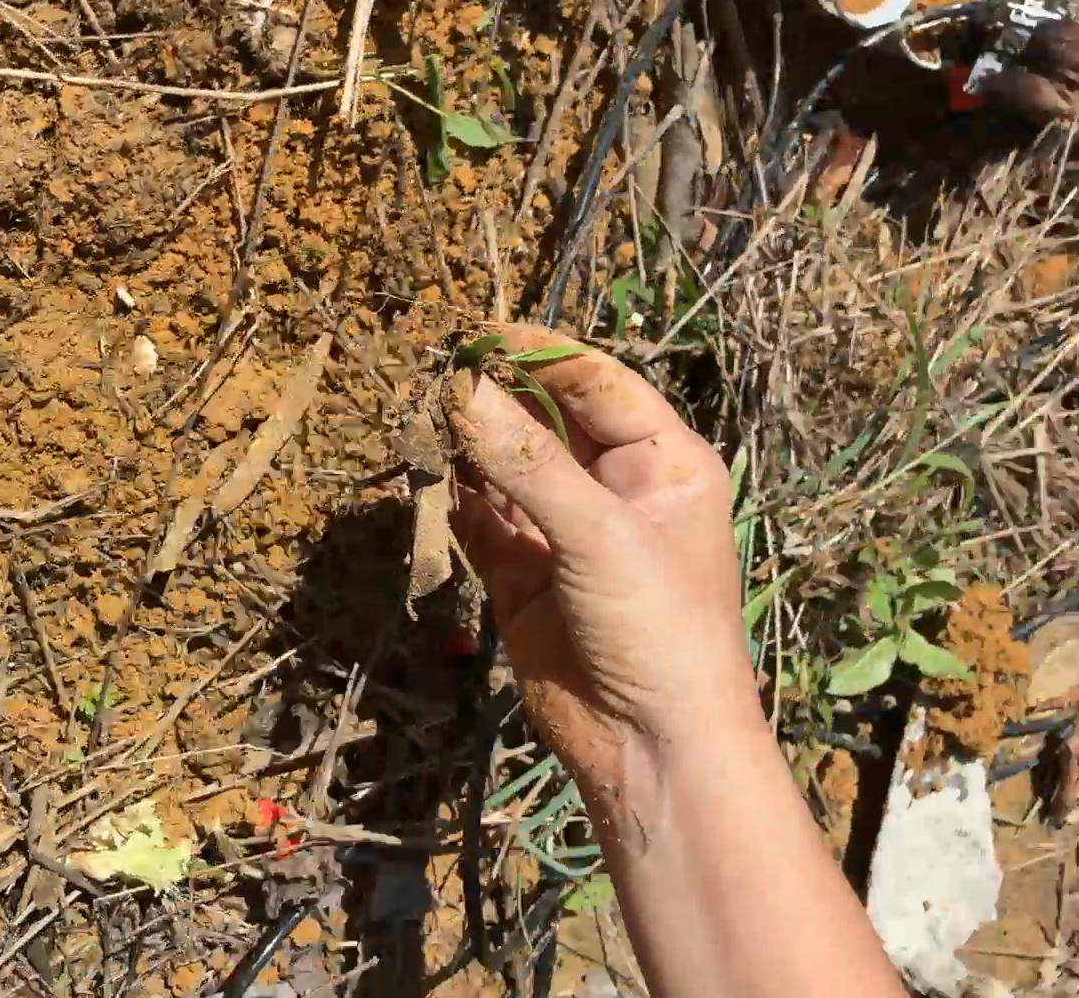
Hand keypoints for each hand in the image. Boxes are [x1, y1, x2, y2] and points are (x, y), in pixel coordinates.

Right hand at [443, 325, 754, 785]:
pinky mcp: (516, 564)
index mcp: (657, 460)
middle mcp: (607, 484)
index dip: (537, 354)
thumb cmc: (656, 625)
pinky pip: (477, 513)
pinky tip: (428, 474)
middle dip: (491, 398)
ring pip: (500, 465)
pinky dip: (452, 494)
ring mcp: (556, 525)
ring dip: (464, 444)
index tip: (476, 336)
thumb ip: (524, 460)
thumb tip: (458, 388)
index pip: (593, 383)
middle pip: (540, 419)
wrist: (645, 743)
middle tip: (433, 376)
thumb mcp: (598, 532)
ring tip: (421, 419)